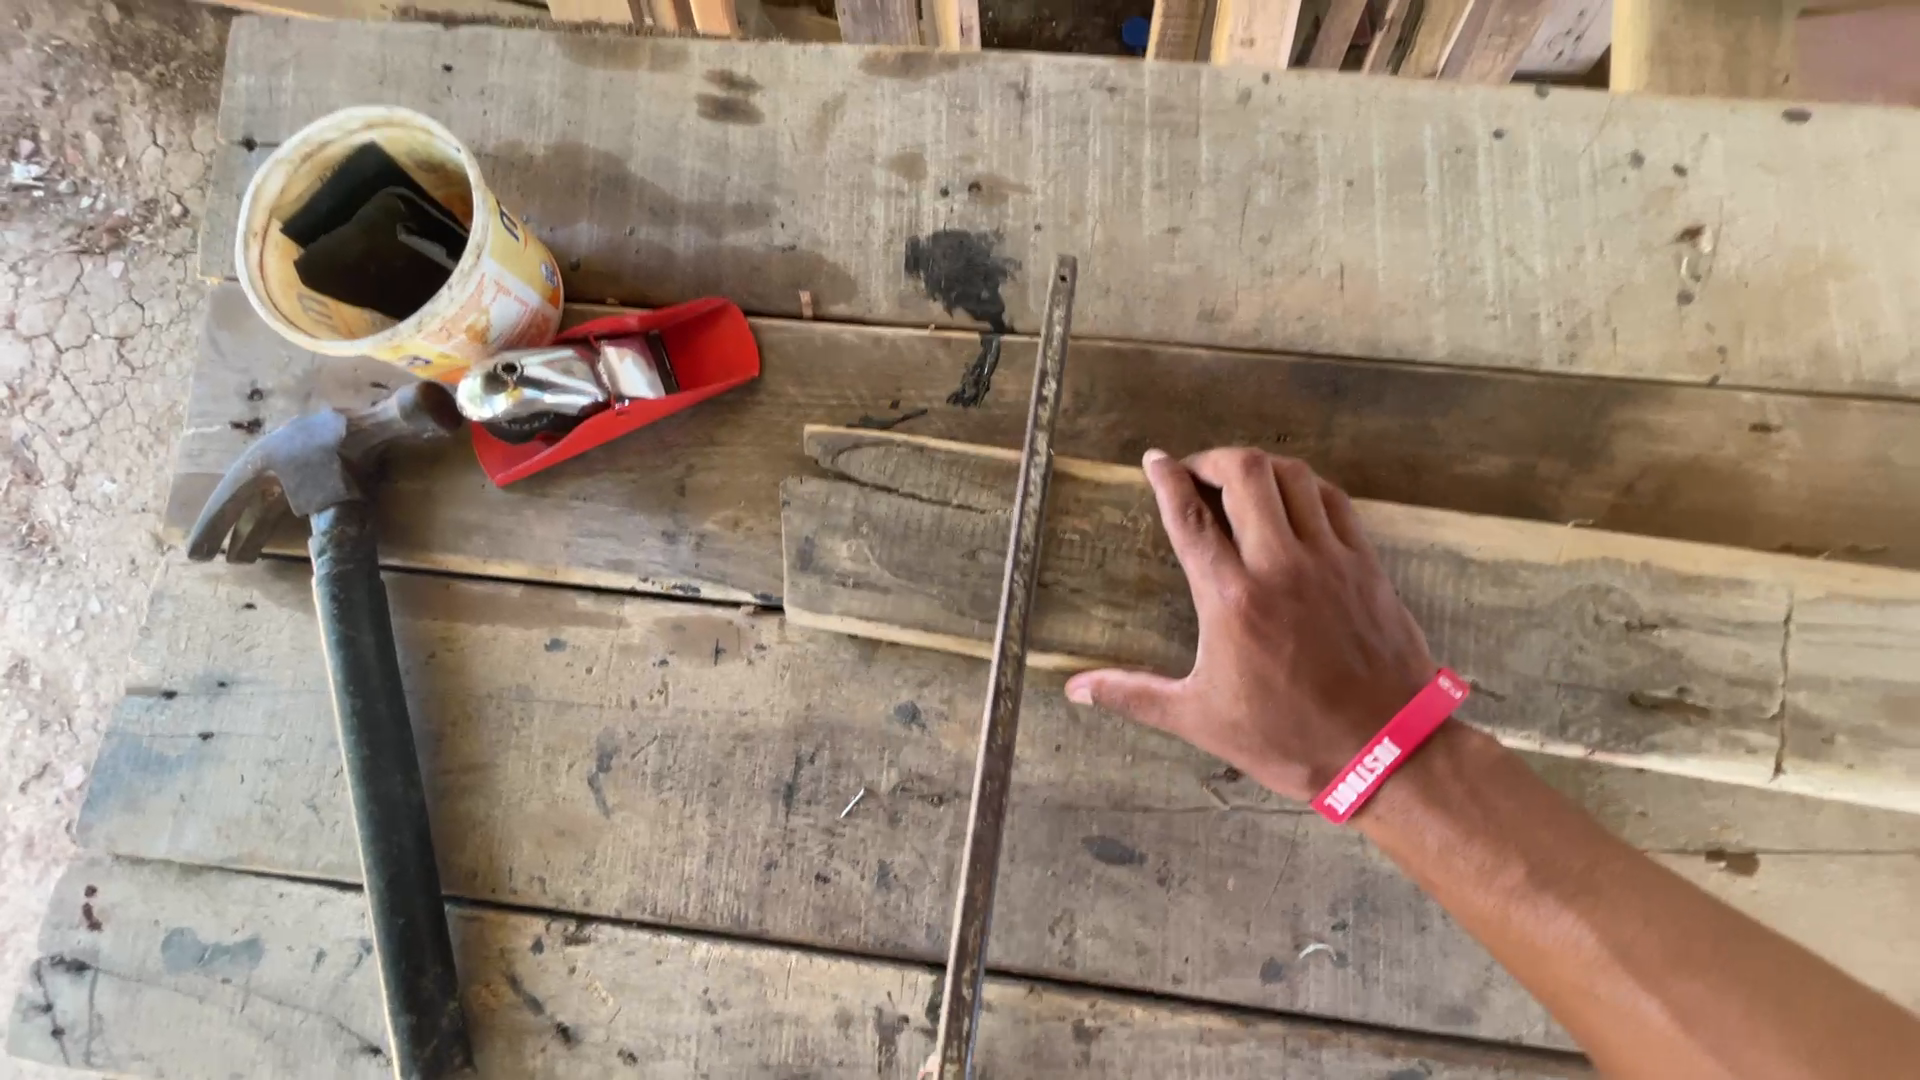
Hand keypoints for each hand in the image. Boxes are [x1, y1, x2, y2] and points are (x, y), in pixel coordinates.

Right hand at [1065, 448, 1436, 801]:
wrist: (1389, 754)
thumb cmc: (1287, 738)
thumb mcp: (1198, 718)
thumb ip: (1132, 694)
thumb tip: (1075, 689)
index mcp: (1231, 599)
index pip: (1189, 517)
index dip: (1167, 478)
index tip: (1153, 459)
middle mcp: (1279, 566)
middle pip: (1245, 475)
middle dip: (1212, 459)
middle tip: (1194, 471)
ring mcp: (1328, 560)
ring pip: (1292, 476)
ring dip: (1258, 466)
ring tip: (1237, 480)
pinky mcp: (1364, 565)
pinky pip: (1333, 500)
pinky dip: (1304, 486)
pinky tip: (1290, 500)